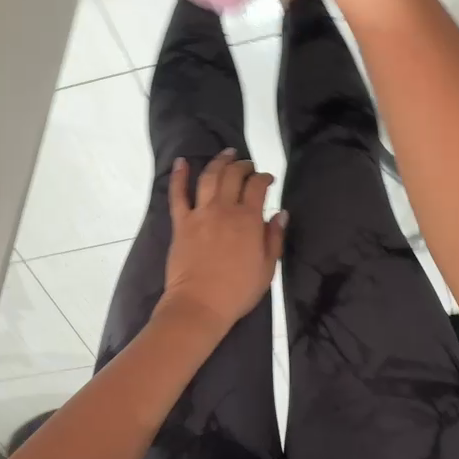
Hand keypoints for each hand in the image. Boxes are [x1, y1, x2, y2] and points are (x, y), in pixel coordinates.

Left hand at [157, 149, 285, 334]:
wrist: (200, 305)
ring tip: (226, 153)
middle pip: (233, 176)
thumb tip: (281, 213)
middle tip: (247, 164)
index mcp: (248, 220)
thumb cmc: (237, 291)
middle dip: (243, 165)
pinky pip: (177, 194)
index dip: (264, 177)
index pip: (257, 187)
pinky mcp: (181, 222)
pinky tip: (181, 162)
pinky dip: (179, 176)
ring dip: (219, 161)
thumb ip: (274, 238)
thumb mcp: (267, 269)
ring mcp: (200, 213)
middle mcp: (224, 209)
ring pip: (209, 177)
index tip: (268, 178)